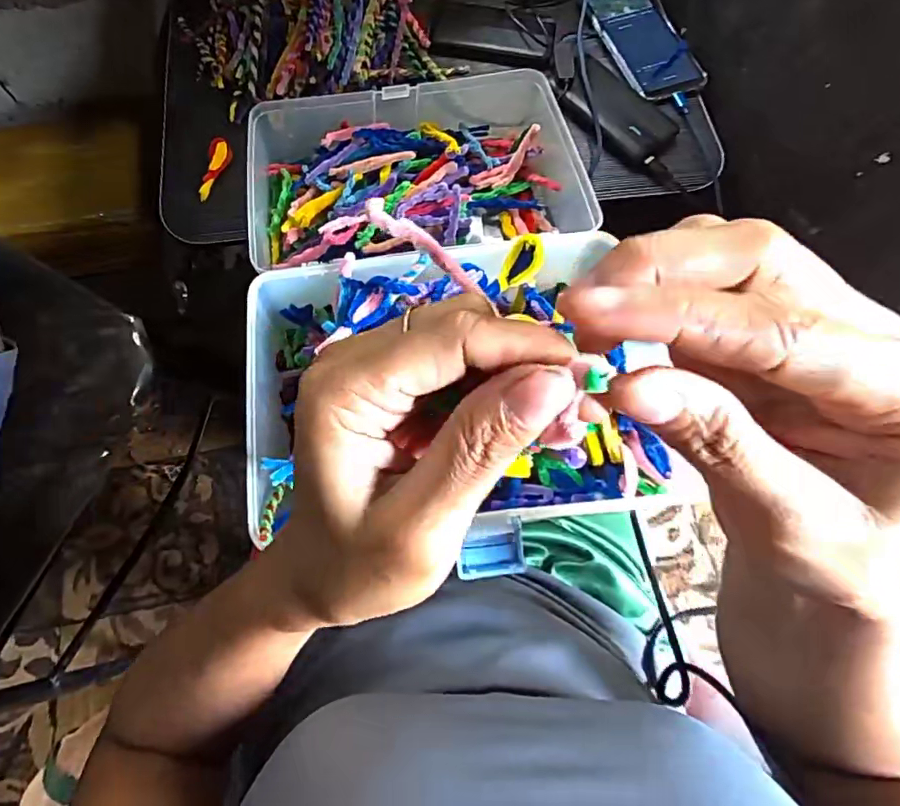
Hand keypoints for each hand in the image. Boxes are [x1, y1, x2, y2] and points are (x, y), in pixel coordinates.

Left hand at [263, 295, 586, 628]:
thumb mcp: (421, 528)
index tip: (586, 377)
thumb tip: (552, 382)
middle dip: (524, 358)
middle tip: (574, 411)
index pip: (451, 336)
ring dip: (515, 370)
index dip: (524, 346)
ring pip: (463, 335)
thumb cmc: (355, 568)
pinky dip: (496, 384)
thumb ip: (481, 448)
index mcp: (347, 387)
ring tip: (558, 422)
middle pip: (458, 324)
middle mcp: (353, 357)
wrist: (313, 575)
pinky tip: (526, 422)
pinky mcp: (388, 377)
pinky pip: (454, 360)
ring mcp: (369, 362)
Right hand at [559, 216, 899, 619]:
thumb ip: (718, 446)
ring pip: (719, 251)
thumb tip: (629, 385)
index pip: (784, 329)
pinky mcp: (756, 316)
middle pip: (755, 257)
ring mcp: (810, 315)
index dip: (680, 318)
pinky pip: (692, 278)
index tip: (594, 315)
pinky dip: (639, 292)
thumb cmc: (829, 566)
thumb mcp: (787, 528)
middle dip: (655, 271)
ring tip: (588, 322)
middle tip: (580, 306)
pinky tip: (608, 325)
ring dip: (642, 275)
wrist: (823, 574)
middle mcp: (869, 332)